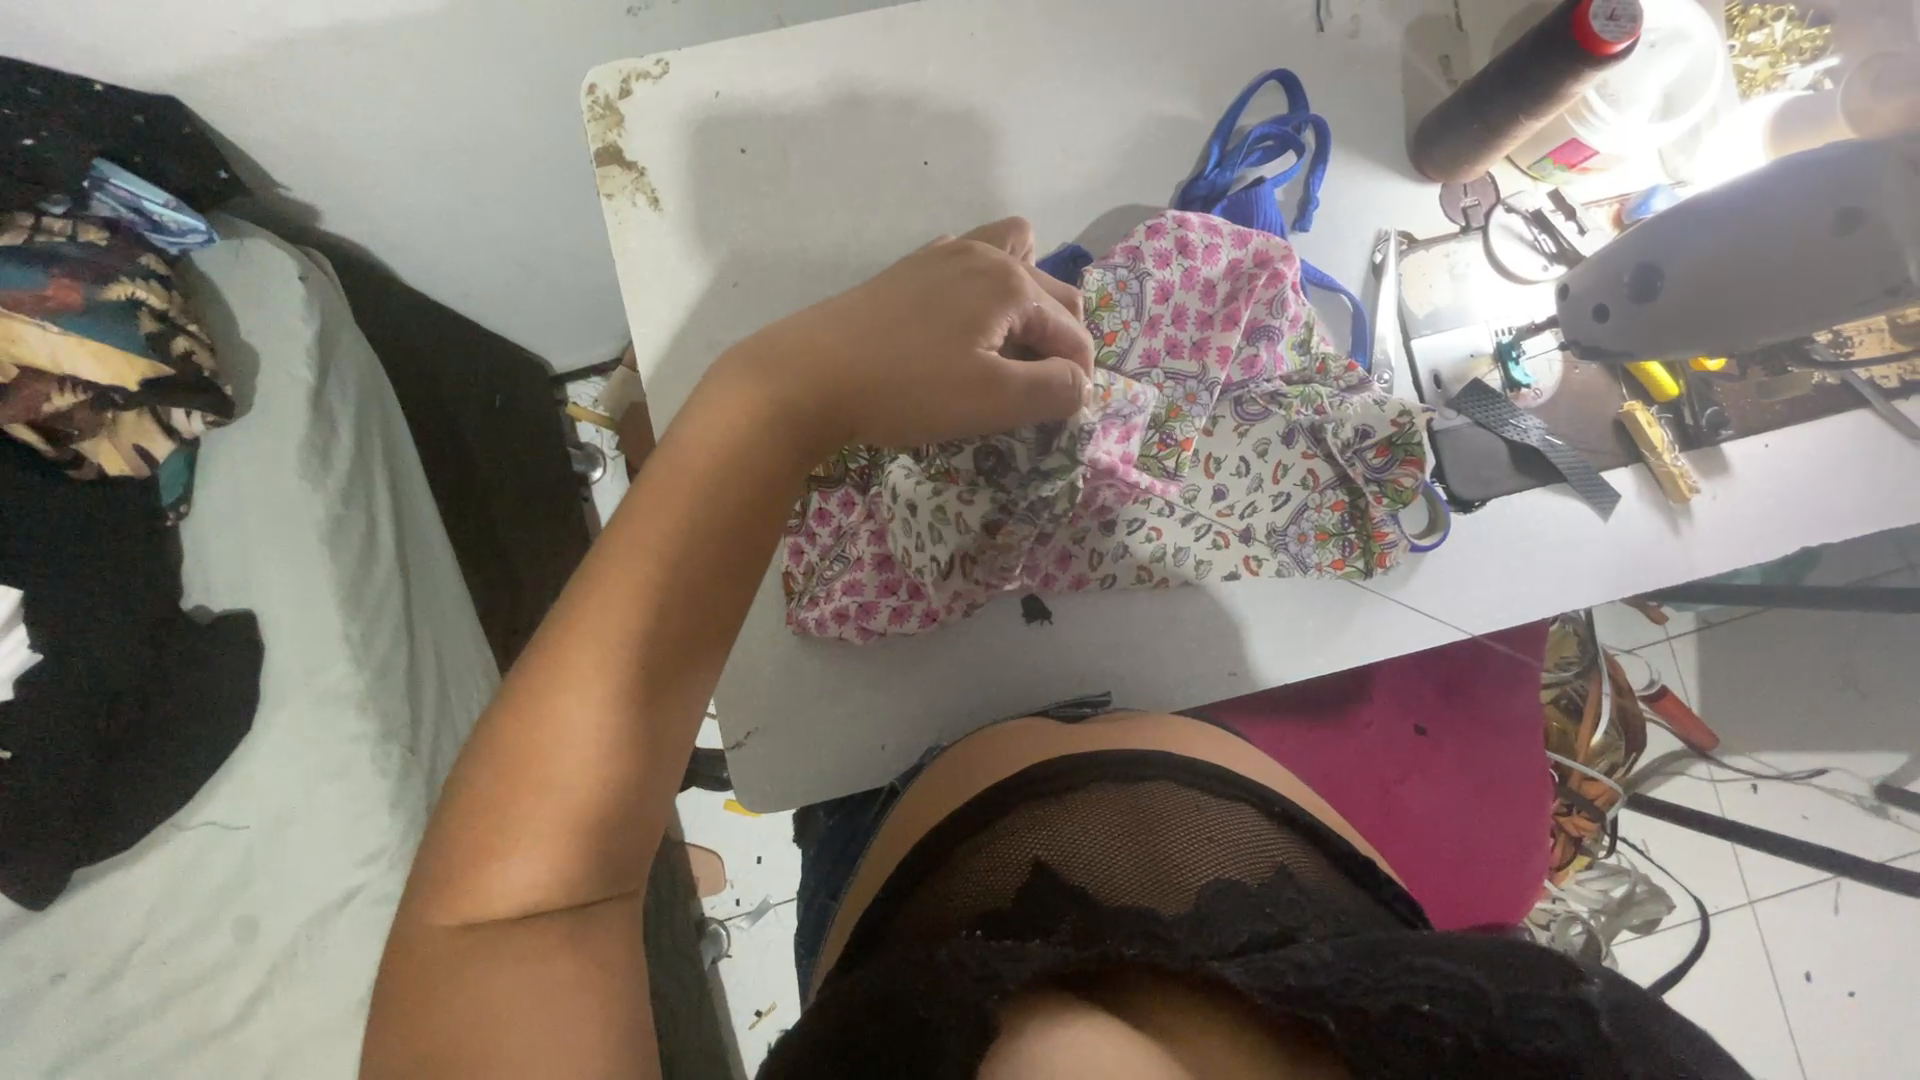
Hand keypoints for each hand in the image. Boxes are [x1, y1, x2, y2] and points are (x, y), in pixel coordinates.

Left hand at [716, 217, 1093, 452]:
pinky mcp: (908, 271)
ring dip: (1027, 297)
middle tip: (1042, 387)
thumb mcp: (993, 401)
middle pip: (1052, 288)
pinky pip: (968, 263)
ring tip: (1012, 345)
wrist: (808, 376)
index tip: (1068, 416)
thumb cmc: (907, 389)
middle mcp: (983, 254)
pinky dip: (983, 291)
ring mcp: (941, 255)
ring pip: (1011, 257)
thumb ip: (1053, 391)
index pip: (1073, 331)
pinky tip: (961, 328)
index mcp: (1011, 283)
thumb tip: (1083, 384)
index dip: (1081, 377)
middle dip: (1061, 338)